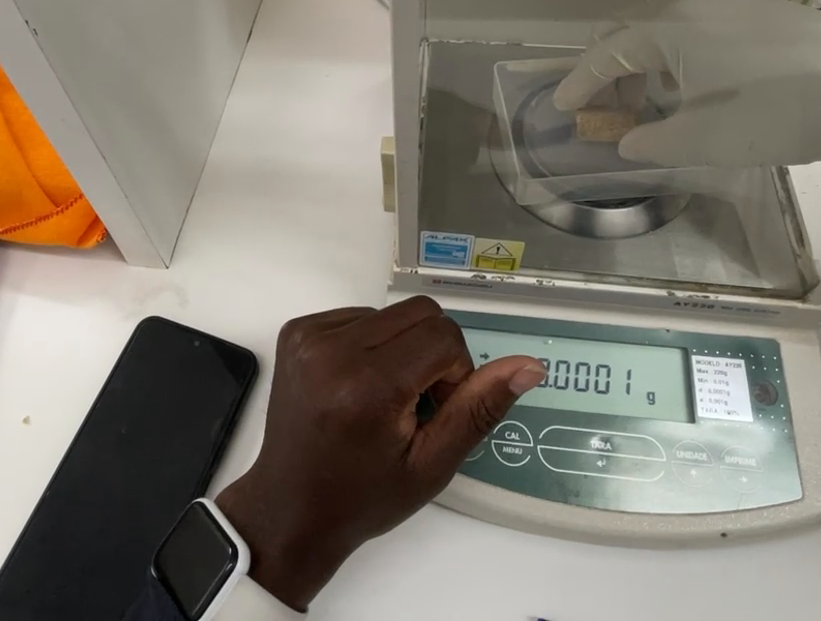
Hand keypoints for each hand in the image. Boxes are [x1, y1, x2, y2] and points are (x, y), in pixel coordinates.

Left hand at [215, 298, 544, 609]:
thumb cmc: (365, 496)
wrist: (290, 509)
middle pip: (420, 314)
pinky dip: (370, 343)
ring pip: (391, 313)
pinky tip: (357, 385)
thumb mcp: (433, 464)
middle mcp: (333, 349)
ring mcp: (308, 335)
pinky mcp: (296, 330)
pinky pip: (358, 315)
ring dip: (399, 347)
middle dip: (431, 354)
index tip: (432, 412)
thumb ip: (479, 408)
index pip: (444, 336)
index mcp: (368, 386)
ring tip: (381, 399)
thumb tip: (530, 365)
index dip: (453, 373)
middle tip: (412, 405)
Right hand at [552, 0, 820, 202]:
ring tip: (656, 106)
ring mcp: (730, 0)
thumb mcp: (704, 141)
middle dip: (612, 75)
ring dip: (648, 67)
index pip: (606, 54)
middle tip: (612, 115)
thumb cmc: (779, 113)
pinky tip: (699, 86)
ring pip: (667, 31)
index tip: (562, 107)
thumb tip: (627, 140)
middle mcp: (692, 3)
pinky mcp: (761, 8)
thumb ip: (652, 142)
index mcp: (669, 29)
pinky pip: (699, 28)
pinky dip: (680, 56)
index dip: (579, 83)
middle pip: (631, 35)